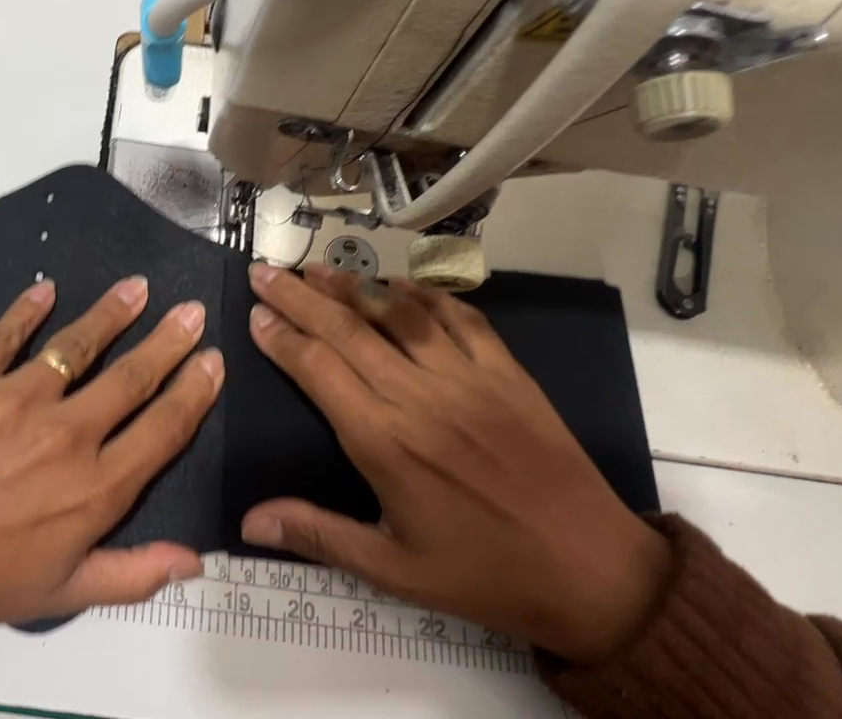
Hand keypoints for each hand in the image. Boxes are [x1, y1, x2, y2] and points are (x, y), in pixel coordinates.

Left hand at [0, 275, 224, 643]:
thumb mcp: (61, 593)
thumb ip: (133, 575)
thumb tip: (195, 560)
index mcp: (94, 489)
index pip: (162, 428)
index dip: (193, 391)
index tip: (211, 361)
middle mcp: (64, 435)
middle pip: (131, 377)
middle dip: (168, 340)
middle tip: (190, 311)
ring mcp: (13, 399)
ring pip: (77, 345)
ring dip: (112, 313)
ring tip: (137, 288)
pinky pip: (5, 333)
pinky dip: (28, 309)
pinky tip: (47, 289)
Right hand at [241, 262, 668, 664]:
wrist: (593, 571)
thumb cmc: (484, 574)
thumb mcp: (393, 570)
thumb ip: (318, 535)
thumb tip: (248, 520)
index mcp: (384, 441)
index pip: (317, 369)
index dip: (280, 337)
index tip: (254, 312)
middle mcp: (419, 396)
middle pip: (346, 329)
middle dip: (299, 296)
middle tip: (265, 270)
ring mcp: (467, 377)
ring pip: (397, 313)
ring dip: (352, 285)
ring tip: (316, 268)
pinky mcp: (507, 372)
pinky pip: (459, 319)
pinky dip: (424, 294)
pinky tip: (399, 282)